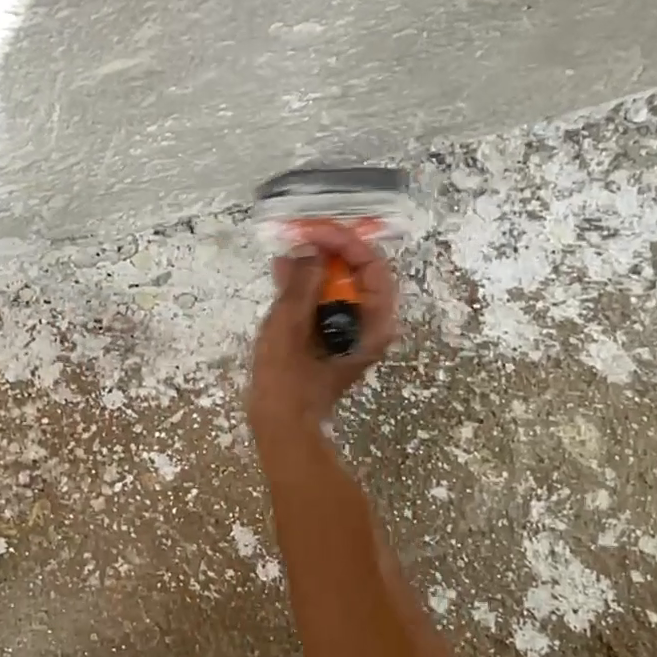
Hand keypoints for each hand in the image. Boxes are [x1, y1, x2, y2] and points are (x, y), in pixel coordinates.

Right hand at [247, 221, 397, 442]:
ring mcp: (352, 333)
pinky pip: (327, 302)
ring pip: (342, 286)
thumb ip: (302, 283)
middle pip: (359, 273)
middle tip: (298, 236)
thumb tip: (309, 250)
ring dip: (316, 266)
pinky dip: (308, 287)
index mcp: (374, 323)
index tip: (311, 231)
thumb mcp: (289, 324)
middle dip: (329, 250)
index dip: (342, 242)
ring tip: (285, 253)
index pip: (371, 265)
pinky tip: (282, 276)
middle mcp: (371, 325)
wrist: (281, 425)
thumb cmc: (286, 379)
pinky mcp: (333, 340)